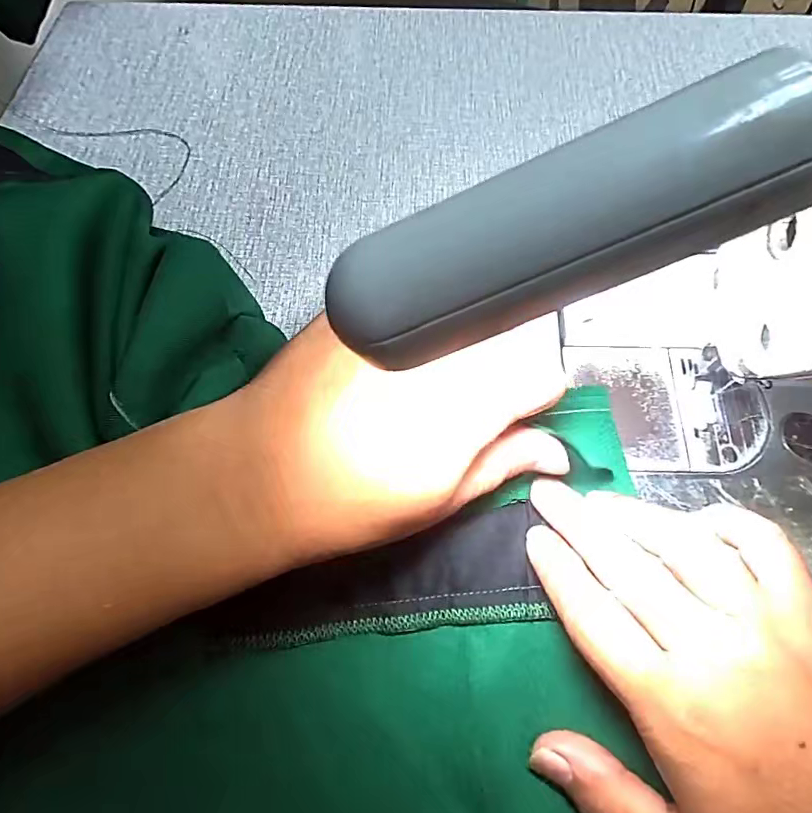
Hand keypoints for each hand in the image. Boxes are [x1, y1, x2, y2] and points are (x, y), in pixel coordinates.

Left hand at [225, 315, 569, 561]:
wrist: (255, 474)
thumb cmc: (343, 505)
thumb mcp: (434, 504)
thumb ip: (503, 465)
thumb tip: (556, 452)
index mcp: (456, 414)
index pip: (540, 376)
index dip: (540, 397)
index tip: (529, 411)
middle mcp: (429, 360)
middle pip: (507, 343)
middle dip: (504, 374)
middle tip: (470, 408)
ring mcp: (392, 326)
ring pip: (466, 323)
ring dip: (466, 352)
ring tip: (425, 393)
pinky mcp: (360, 308)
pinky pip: (420, 310)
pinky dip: (426, 336)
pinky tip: (395, 372)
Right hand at [522, 481, 811, 812]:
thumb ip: (612, 806)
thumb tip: (541, 749)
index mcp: (677, 709)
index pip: (597, 619)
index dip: (560, 573)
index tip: (536, 539)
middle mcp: (716, 647)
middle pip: (630, 566)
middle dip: (581, 524)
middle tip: (550, 492)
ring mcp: (769, 620)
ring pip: (687, 545)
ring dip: (638, 515)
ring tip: (603, 500)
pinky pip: (762, 543)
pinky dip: (726, 521)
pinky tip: (699, 520)